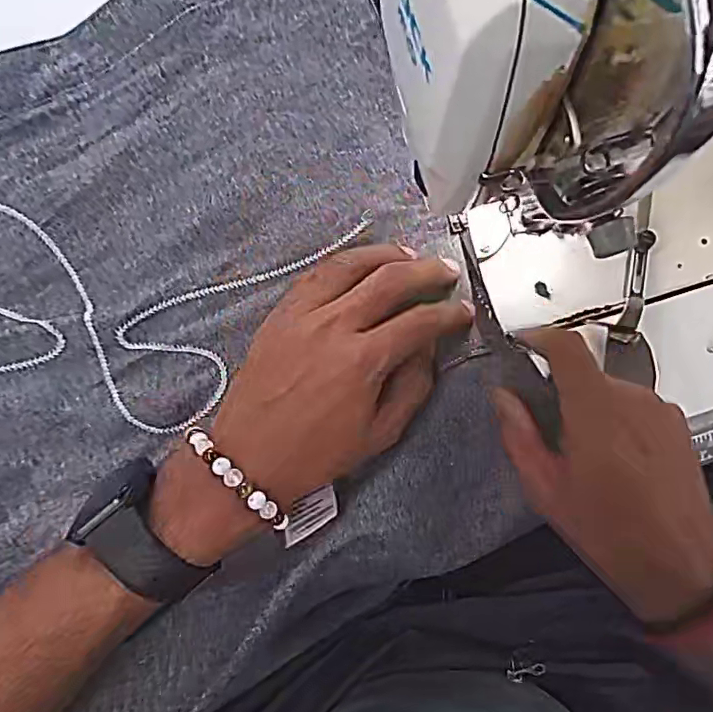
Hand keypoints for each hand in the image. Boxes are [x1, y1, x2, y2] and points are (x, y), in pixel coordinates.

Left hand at [149, 243, 473, 564]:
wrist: (251, 457)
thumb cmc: (314, 452)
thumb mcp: (380, 433)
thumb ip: (413, 386)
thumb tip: (428, 349)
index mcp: (361, 362)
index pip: (419, 322)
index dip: (448, 313)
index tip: (461, 312)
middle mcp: (332, 328)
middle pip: (390, 280)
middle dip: (426, 271)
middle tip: (444, 273)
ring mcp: (302, 316)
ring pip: (351, 265)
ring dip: (385, 254)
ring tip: (408, 255)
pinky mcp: (281, 315)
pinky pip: (316, 274)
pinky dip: (344, 262)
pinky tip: (360, 264)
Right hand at [490, 328, 712, 625]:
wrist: (678, 565)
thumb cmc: (615, 535)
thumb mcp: (546, 489)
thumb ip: (519, 435)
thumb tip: (504, 400)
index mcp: (595, 411)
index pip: (567, 346)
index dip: (541, 336)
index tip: (527, 342)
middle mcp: (633, 401)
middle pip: (587, 373)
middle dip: (562, 391)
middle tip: (550, 430)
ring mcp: (660, 411)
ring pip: (611, 390)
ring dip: (592, 409)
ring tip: (588, 457)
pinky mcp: (677, 425)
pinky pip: (636, 407)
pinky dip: (618, 421)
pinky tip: (615, 461)